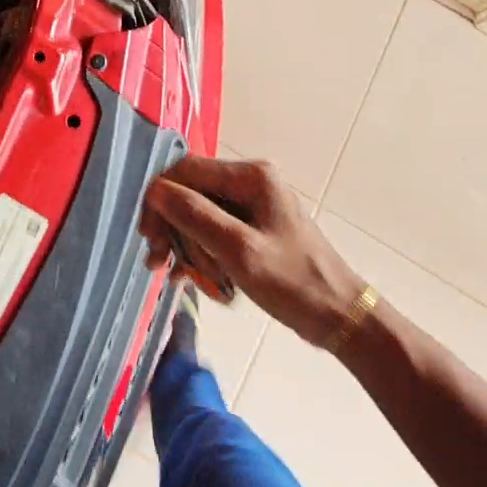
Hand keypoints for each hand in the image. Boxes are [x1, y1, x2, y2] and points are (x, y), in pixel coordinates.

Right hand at [140, 156, 366, 347]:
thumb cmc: (292, 282)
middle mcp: (250, 181)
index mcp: (251, 176)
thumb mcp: (239, 251)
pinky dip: (198, 249)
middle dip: (170, 224)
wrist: (338, 315)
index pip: (187, 170)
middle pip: (191, 190)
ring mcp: (253, 204)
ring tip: (170, 272)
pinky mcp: (253, 227)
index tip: (148, 236)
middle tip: (156, 260)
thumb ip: (195, 216)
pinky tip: (187, 275)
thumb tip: (155, 190)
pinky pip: (213, 229)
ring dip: (181, 240)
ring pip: (198, 212)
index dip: (161, 198)